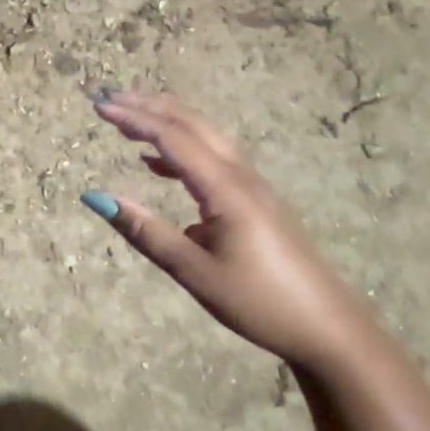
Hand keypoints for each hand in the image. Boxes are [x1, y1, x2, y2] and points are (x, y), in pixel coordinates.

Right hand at [84, 90, 375, 366]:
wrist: (334, 334)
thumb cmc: (260, 303)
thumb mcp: (194, 272)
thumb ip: (144, 231)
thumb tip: (95, 196)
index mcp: (226, 191)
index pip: (173, 139)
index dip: (134, 119)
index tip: (98, 106)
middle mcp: (243, 179)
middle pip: (194, 125)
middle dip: (150, 106)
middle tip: (108, 96)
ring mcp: (255, 188)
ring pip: (208, 136)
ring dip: (167, 120)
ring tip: (128, 118)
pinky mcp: (259, 202)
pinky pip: (215, 157)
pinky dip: (181, 146)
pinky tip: (155, 163)